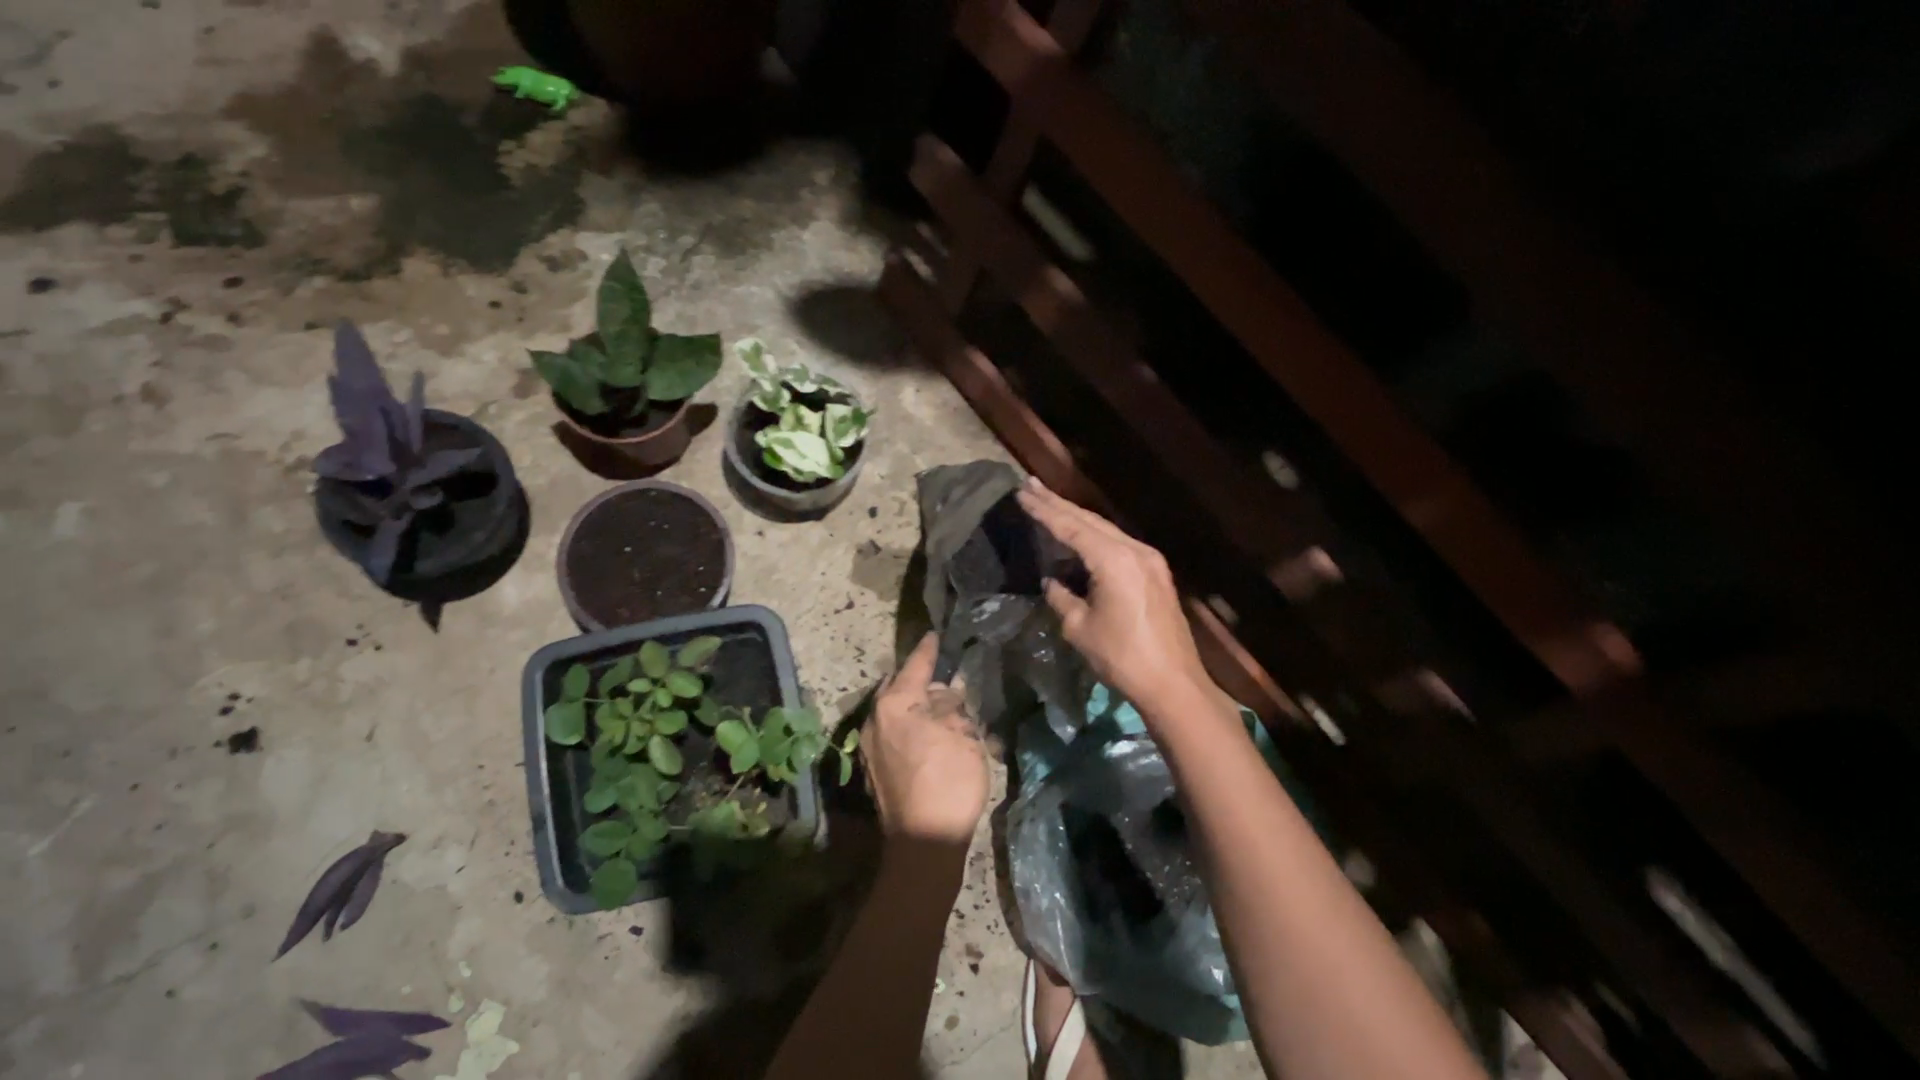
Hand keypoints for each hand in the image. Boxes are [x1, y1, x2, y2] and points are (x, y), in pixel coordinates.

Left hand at [862, 633, 988, 845]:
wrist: (922, 843)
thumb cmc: (949, 783)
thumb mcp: (964, 738)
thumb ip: (953, 709)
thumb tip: (948, 694)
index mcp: (895, 704)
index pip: (915, 665)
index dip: (928, 649)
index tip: (934, 634)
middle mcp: (874, 719)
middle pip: (900, 688)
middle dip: (921, 682)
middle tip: (947, 680)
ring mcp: (870, 746)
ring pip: (895, 712)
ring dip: (916, 708)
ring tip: (943, 710)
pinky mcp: (873, 770)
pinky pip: (893, 734)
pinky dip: (910, 728)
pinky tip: (931, 736)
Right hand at [1018, 477, 1217, 716]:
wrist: (1173, 683)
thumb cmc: (1122, 657)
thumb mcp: (1079, 628)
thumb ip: (1061, 596)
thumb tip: (1052, 581)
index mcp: (1114, 560)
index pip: (1071, 528)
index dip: (1044, 511)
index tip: (1021, 494)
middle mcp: (1135, 550)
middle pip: (1090, 520)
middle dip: (1058, 504)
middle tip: (1030, 486)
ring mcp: (1149, 560)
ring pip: (1106, 530)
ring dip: (1076, 517)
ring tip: (1049, 502)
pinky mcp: (1155, 574)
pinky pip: (1119, 544)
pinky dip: (1094, 536)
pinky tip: (1079, 534)